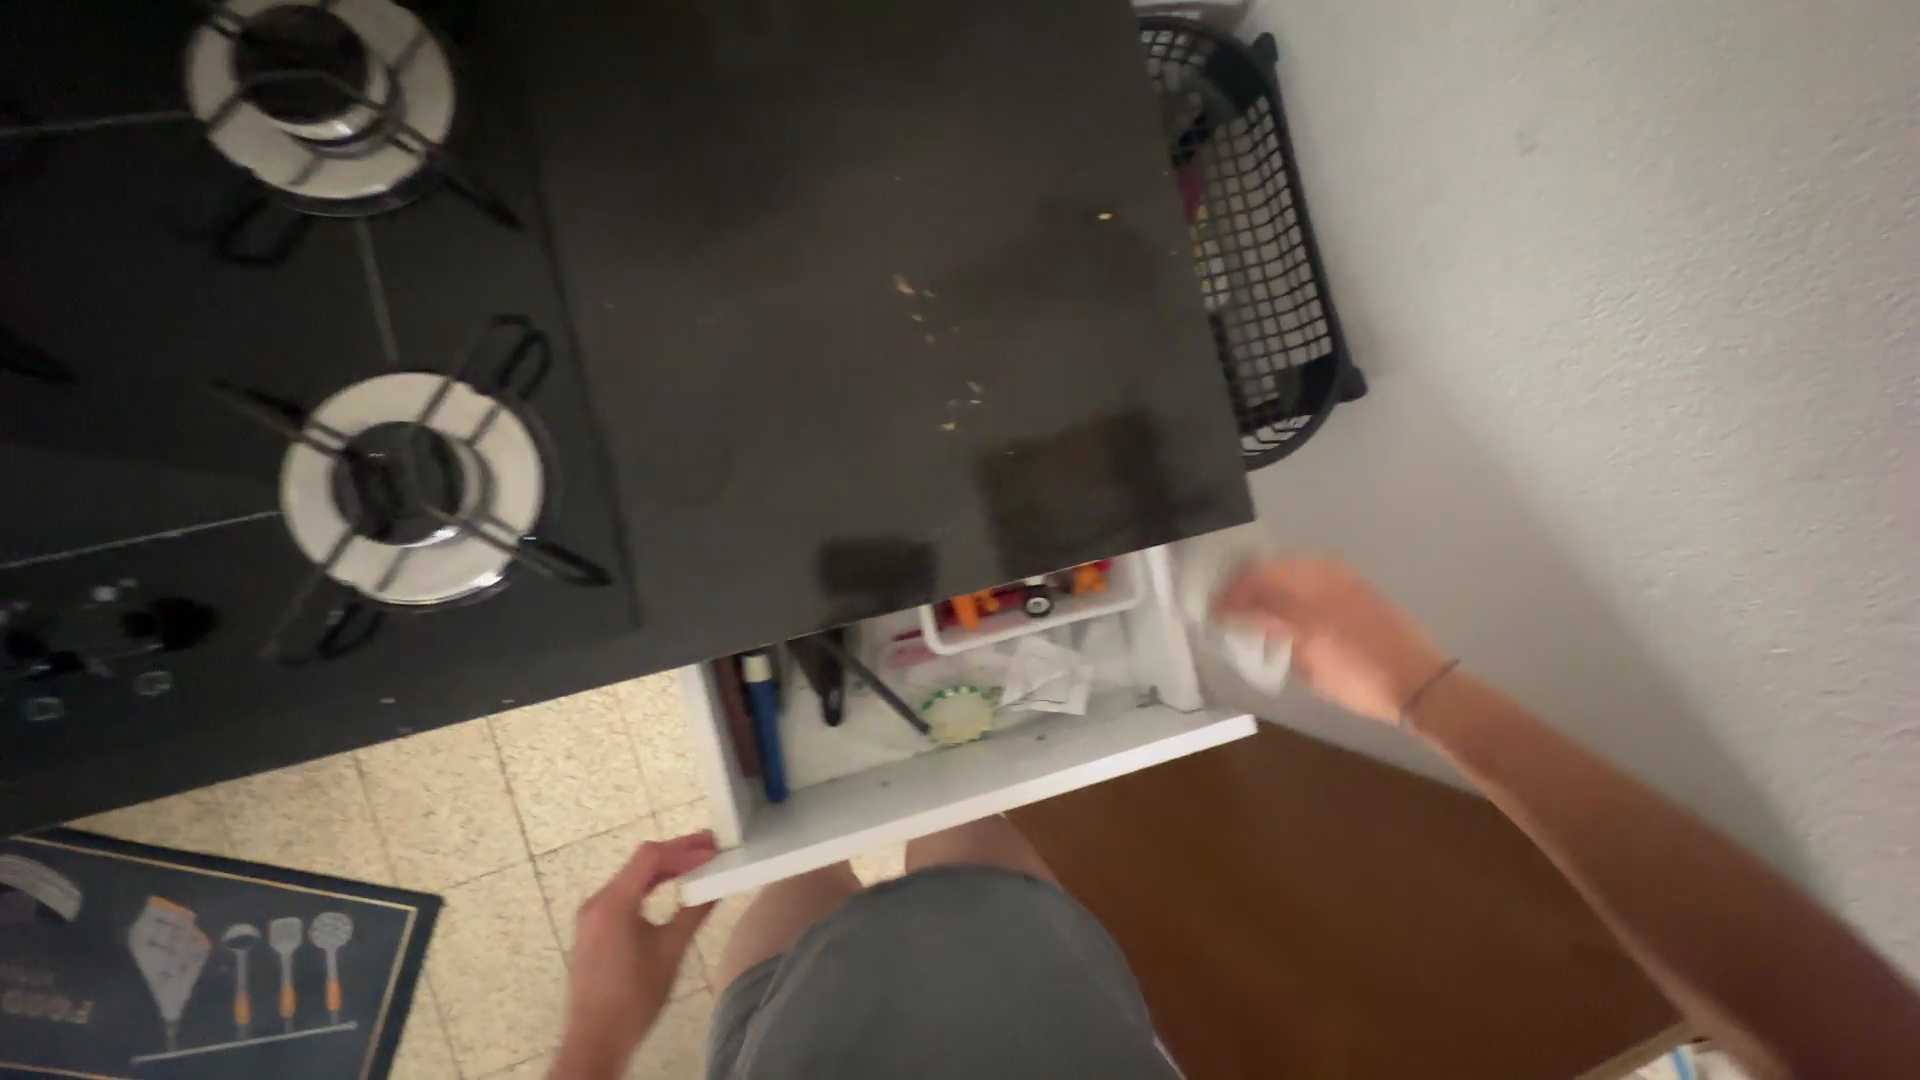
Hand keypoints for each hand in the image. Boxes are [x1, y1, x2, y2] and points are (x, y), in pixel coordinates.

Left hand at [552, 832, 717, 1078]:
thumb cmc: (634, 996)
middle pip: (641, 863)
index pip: (650, 856)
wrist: (596, 1042)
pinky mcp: (593, 930)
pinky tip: (671, 889)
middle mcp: (597, 902)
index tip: (713, 850)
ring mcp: (592, 916)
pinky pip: (624, 894)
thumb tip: (718, 884)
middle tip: (712, 850)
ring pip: (633, 877)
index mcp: (613, 903)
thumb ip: (695, 910)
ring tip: (698, 865)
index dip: (684, 849)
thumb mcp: (672, 950)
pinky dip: (650, 886)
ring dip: (665, 869)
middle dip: (677, 854)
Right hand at [1212, 557, 1448, 723]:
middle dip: (1243, 581)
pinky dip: (1293, 571)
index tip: (1214, 610)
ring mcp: (1342, 581)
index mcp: (1306, 614)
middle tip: (1228, 597)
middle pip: (1269, 571)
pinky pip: (1314, 566)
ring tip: (1253, 589)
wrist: (1420, 683)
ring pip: (1291, 563)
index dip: (1229, 601)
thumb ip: (1280, 640)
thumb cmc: (1361, 685)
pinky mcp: (1357, 582)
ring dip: (1266, 573)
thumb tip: (1253, 624)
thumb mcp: (1310, 669)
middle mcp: (1321, 588)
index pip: (1254, 596)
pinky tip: (1288, 586)